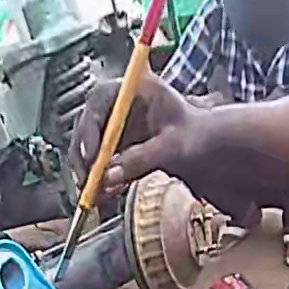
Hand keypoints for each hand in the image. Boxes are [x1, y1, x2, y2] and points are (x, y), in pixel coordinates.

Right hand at [72, 75, 199, 195]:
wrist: (206, 149)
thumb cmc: (197, 137)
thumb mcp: (174, 145)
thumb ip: (142, 158)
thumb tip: (108, 176)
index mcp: (135, 90)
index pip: (100, 101)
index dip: (90, 128)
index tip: (90, 156)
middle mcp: (121, 107)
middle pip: (88, 127)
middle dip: (82, 157)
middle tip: (85, 182)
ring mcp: (117, 129)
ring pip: (90, 150)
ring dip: (88, 174)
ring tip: (91, 196)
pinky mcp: (118, 152)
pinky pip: (100, 166)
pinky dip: (99, 183)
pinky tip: (102, 198)